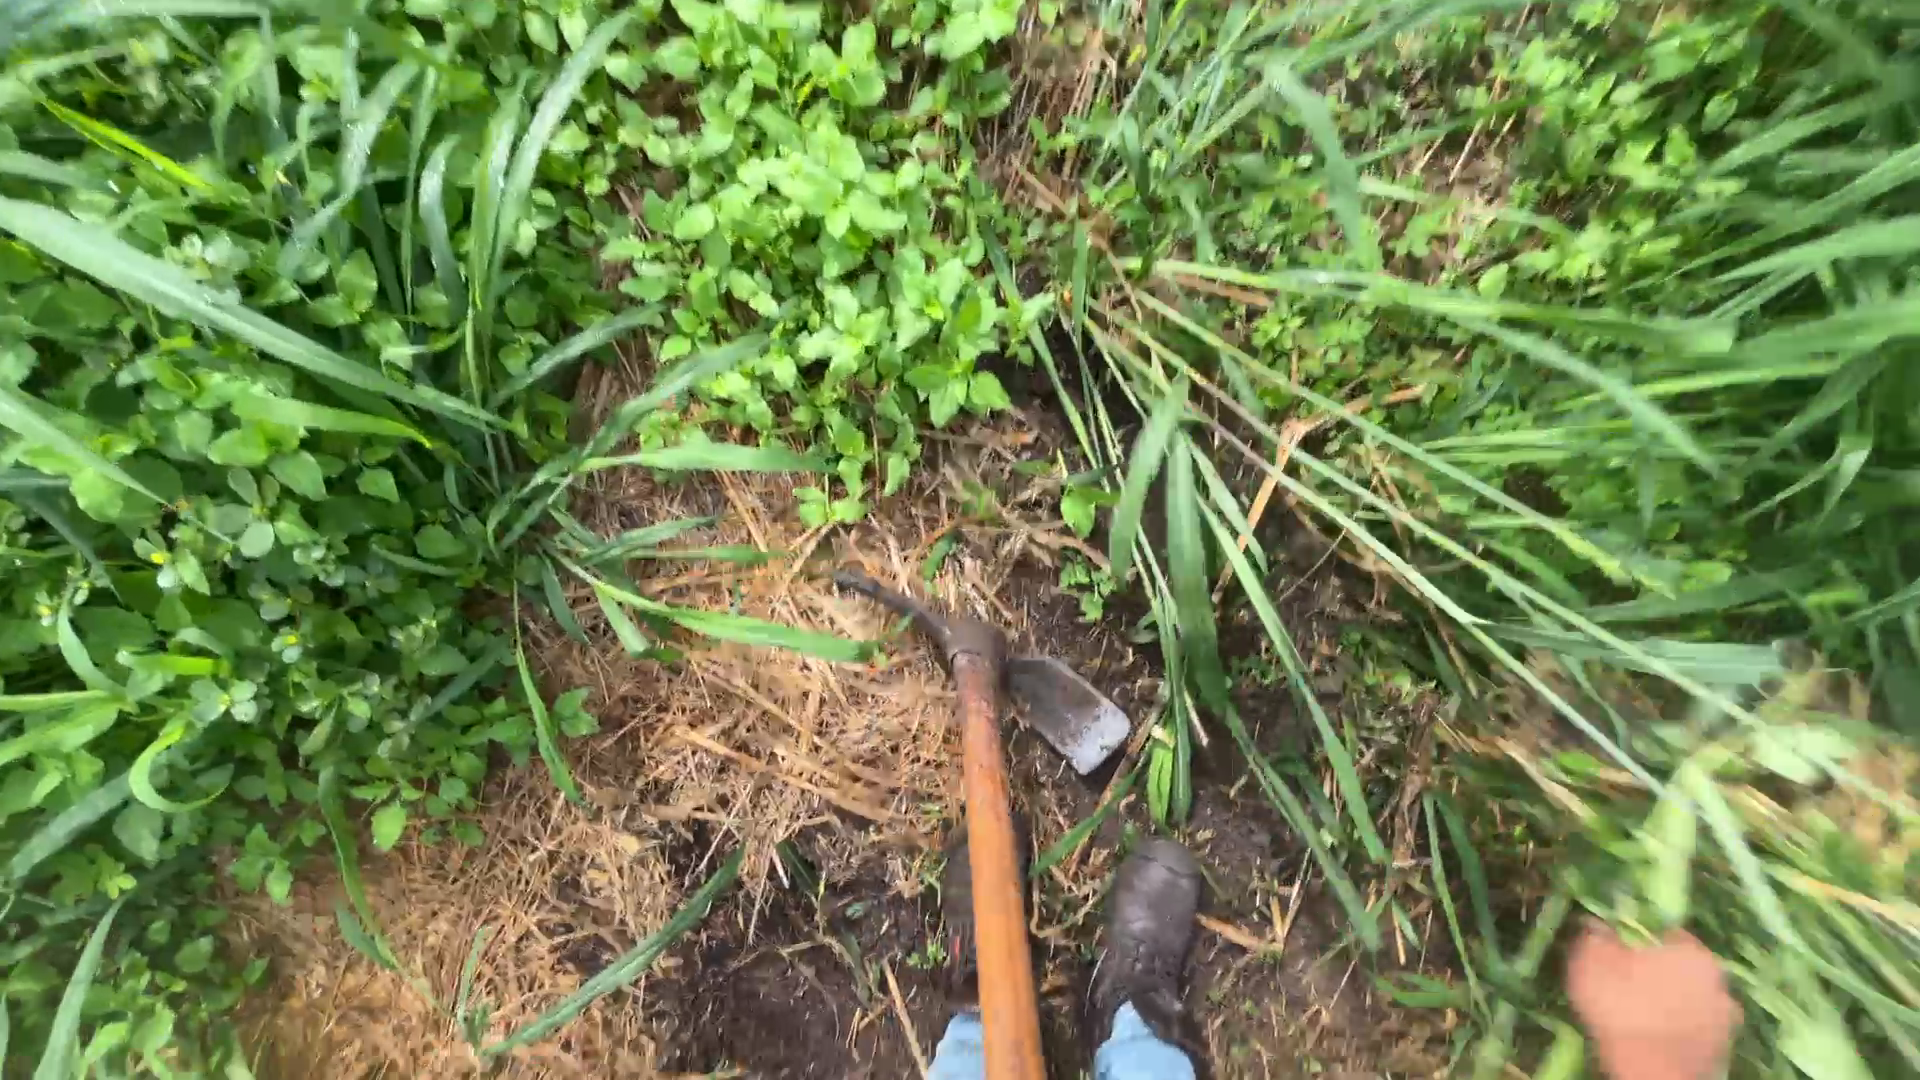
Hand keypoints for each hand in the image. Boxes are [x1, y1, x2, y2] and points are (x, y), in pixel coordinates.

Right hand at [1566, 921, 1738, 1079]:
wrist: (1653, 1072)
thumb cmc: (1621, 1004)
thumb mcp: (1591, 958)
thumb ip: (1595, 934)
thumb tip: (1596, 921)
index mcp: (1694, 952)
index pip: (1664, 929)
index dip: (1636, 932)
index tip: (1614, 939)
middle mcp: (1721, 981)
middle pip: (1680, 963)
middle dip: (1654, 964)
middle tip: (1622, 969)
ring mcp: (1726, 1018)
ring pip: (1688, 993)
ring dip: (1665, 993)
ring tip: (1632, 999)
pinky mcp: (1721, 1048)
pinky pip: (1690, 1020)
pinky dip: (1672, 1018)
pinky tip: (1646, 1023)